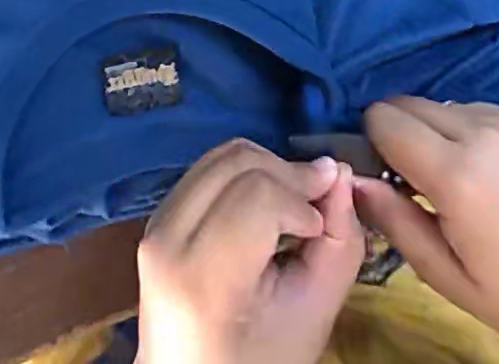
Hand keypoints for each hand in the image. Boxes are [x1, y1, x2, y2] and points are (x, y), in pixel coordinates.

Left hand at [136, 139, 365, 363]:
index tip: (321, 226)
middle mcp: (167, 237)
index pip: (257, 194)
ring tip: (295, 206)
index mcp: (200, 277)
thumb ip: (339, 244)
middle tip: (318, 203)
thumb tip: (342, 172)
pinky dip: (248, 173)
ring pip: (224, 155)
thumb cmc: (258, 361)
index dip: (300, 198)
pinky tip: (267, 206)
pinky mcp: (160, 211)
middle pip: (239, 163)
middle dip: (288, 174)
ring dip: (270, 168)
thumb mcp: (312, 315)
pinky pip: (210, 167)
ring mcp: (157, 220)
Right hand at [354, 97, 498, 363]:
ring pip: (438, 104)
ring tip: (458, 178)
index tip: (388, 177)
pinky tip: (489, 172)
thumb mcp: (446, 277)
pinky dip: (464, 131)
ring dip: (431, 131)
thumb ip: (393, 219)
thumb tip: (355, 178)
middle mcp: (479, 131)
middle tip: (417, 181)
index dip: (374, 143)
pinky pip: (472, 109)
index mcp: (456, 173)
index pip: (382, 118)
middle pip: (405, 102)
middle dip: (398, 133)